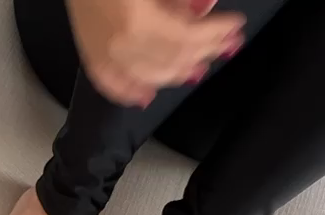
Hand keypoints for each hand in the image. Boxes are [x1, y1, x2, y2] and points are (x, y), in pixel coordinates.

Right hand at [66, 0, 244, 107]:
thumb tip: (204, 8)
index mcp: (136, 21)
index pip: (186, 38)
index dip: (214, 34)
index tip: (235, 28)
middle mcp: (120, 45)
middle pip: (171, 61)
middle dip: (203, 54)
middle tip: (226, 47)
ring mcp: (103, 54)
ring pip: (148, 77)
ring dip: (176, 74)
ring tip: (198, 66)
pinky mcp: (90, 56)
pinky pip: (113, 85)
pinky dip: (131, 93)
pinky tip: (147, 96)